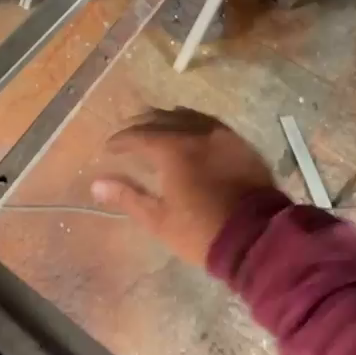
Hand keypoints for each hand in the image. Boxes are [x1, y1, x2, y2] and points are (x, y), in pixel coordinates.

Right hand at [91, 108, 276, 265]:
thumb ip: (128, 197)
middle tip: (128, 134)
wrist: (259, 238)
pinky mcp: (240, 144)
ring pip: (187, 116)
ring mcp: (222, 135)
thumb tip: (97, 184)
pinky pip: (210, 123)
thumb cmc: (202, 231)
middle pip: (162, 118)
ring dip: (167, 120)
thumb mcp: (159, 220)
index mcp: (173, 149)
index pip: (138, 135)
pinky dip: (192, 124)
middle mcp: (196, 133)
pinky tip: (189, 134)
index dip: (120, 140)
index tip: (108, 148)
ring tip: (155, 128)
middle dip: (141, 124)